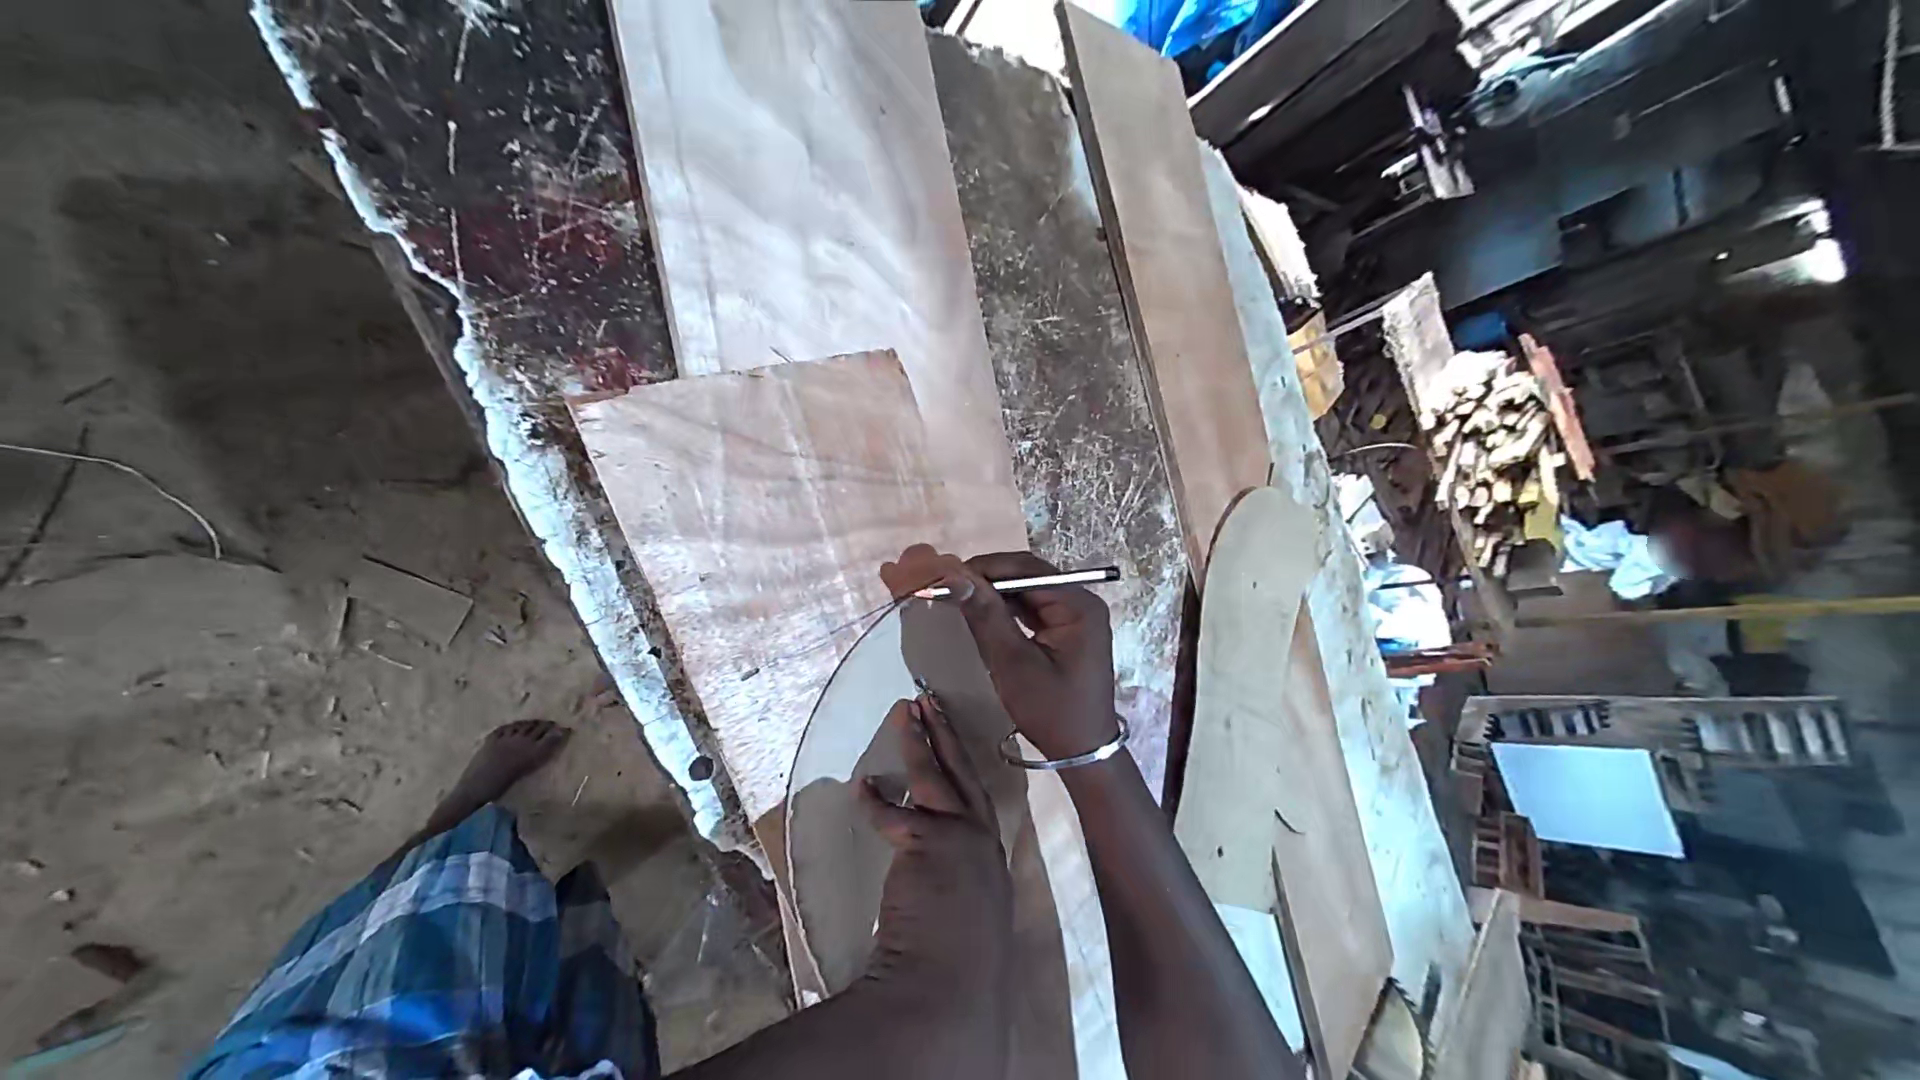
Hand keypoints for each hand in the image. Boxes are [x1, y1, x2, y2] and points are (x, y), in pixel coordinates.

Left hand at [858, 696, 1013, 1004]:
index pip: (978, 796)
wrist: (950, 994)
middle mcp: (983, 840)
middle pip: (964, 772)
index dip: (963, 762)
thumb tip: (941, 874)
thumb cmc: (960, 965)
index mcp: (991, 856)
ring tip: (907, 711)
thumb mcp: (968, 913)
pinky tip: (862, 788)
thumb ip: (958, 882)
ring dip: (920, 741)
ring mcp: (961, 838)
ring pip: (938, 776)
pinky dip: (876, 801)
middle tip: (930, 701)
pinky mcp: (930, 843)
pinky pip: (896, 812)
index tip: (950, 736)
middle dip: (946, 734)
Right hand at [881, 545, 1117, 760]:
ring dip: (994, 592)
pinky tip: (982, 612)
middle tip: (948, 588)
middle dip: (988, 579)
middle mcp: (1081, 601)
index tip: (947, 578)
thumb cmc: (1051, 710)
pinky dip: (1006, 608)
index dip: (985, 568)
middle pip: (1028, 575)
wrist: (1082, 752)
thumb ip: (986, 616)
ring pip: (1027, 590)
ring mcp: (1075, 616)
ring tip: (958, 598)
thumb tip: (955, 576)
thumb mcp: (1013, 663)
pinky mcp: (1066, 630)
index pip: (1026, 569)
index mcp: (1078, 605)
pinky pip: (1032, 607)